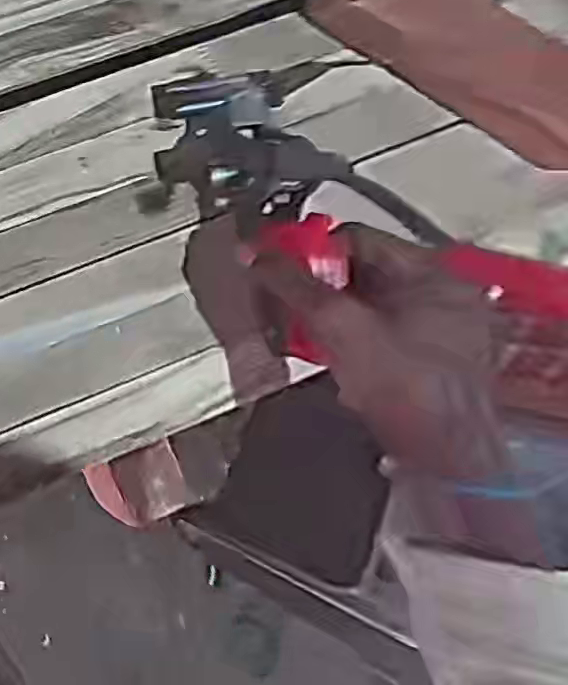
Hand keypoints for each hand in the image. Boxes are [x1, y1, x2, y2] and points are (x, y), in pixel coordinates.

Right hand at [249, 223, 510, 483]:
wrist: (437, 450)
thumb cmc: (403, 383)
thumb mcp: (335, 321)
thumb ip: (290, 280)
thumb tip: (251, 252)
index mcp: (433, 278)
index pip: (350, 238)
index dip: (304, 248)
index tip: (267, 262)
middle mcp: (434, 293)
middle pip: (345, 266)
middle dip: (302, 281)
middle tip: (274, 296)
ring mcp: (423, 321)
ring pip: (344, 294)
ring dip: (308, 305)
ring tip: (288, 323)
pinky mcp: (405, 346)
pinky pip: (351, 318)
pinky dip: (322, 324)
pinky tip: (308, 341)